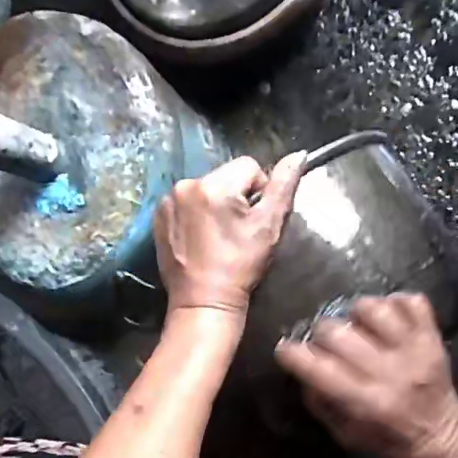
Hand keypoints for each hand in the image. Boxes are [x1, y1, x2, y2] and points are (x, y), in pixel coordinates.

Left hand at [154, 153, 306, 316]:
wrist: (203, 302)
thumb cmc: (240, 266)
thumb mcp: (268, 226)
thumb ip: (283, 186)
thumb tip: (298, 155)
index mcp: (214, 185)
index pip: (249, 166)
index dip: (259, 190)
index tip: (254, 220)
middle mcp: (185, 185)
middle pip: (224, 176)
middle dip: (235, 197)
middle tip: (237, 230)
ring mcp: (168, 201)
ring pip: (205, 189)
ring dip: (214, 204)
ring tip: (219, 236)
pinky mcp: (158, 217)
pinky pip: (185, 202)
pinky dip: (195, 214)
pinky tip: (201, 238)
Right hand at [274, 294, 457, 457]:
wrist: (443, 435)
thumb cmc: (389, 437)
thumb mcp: (346, 435)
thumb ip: (321, 404)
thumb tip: (303, 370)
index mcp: (367, 402)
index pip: (320, 369)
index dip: (293, 354)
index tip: (286, 350)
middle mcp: (390, 373)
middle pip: (339, 332)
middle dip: (322, 333)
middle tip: (326, 343)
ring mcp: (414, 350)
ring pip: (374, 309)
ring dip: (356, 313)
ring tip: (357, 326)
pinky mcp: (432, 336)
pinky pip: (411, 301)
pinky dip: (393, 302)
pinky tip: (386, 317)